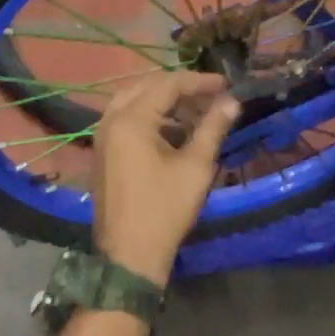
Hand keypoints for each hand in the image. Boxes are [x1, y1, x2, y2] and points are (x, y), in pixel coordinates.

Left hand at [91, 71, 239, 286]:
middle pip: (147, 88)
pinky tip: (174, 132)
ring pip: (133, 103)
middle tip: (210, 97)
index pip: (167, 85)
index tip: (226, 86)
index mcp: (131, 120)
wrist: (130, 253)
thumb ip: (213, 128)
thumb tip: (231, 101)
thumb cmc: (165, 209)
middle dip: (180, 89)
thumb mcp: (195, 167)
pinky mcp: (103, 154)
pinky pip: (126, 121)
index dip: (199, 82)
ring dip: (164, 103)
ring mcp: (103, 138)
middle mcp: (110, 121)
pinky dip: (150, 119)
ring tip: (195, 113)